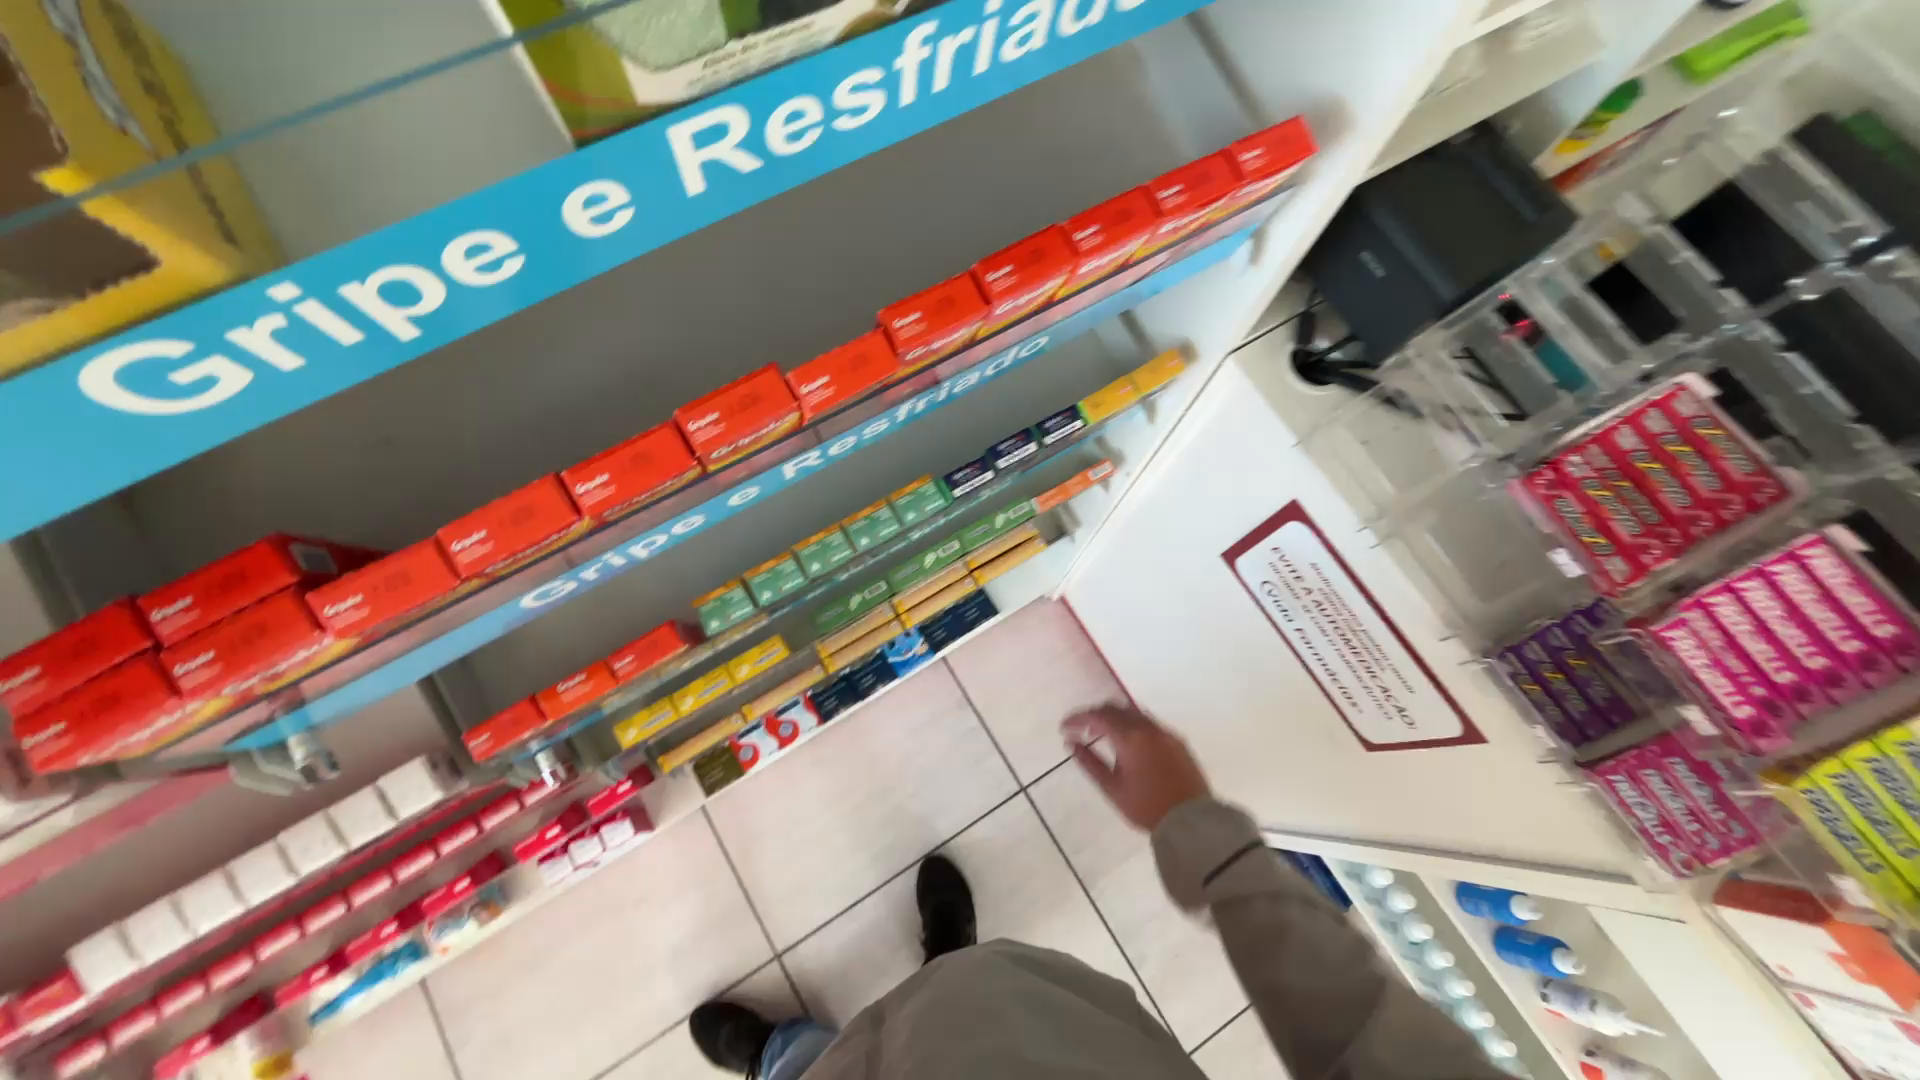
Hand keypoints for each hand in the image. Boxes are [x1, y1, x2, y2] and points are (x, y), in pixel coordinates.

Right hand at [1062, 703, 1210, 831]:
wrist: (1191, 820)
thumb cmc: (1146, 807)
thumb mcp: (1112, 788)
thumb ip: (1089, 762)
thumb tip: (1071, 743)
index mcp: (1130, 738)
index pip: (1098, 716)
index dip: (1078, 718)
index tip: (1064, 727)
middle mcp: (1149, 727)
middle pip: (1116, 708)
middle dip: (1096, 715)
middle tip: (1083, 729)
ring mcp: (1166, 732)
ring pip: (1134, 712)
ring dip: (1115, 717)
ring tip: (1104, 734)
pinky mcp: (1178, 741)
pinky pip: (1150, 722)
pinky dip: (1133, 724)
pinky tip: (1129, 742)